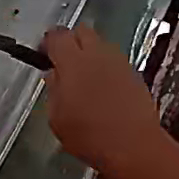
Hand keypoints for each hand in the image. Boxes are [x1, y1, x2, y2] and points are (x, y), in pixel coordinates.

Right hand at [42, 25, 168, 178]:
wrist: (134, 146)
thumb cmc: (88, 135)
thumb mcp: (57, 117)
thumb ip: (53, 90)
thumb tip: (54, 75)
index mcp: (73, 63)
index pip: (57, 36)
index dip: (48, 43)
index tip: (43, 55)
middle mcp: (98, 55)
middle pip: (82, 31)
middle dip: (70, 41)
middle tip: (62, 62)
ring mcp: (119, 63)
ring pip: (100, 45)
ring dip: (89, 54)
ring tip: (83, 78)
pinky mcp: (135, 74)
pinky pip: (114, 61)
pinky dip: (104, 67)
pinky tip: (101, 89)